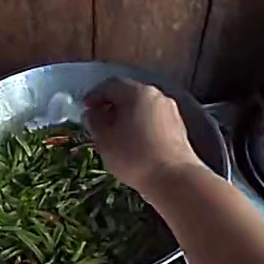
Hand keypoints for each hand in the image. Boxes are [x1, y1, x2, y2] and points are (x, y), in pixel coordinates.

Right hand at [83, 78, 201, 194]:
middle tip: (98, 122)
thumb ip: (95, 122)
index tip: (85, 108)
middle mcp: (156, 96)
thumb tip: (93, 114)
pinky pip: (154, 121)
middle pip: (129, 94)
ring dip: (127, 117)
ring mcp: (170, 111)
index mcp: (137, 93)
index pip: (110, 85)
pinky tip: (134, 144)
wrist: (174, 178)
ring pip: (142, 108)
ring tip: (115, 136)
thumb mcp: (105, 140)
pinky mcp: (178, 128)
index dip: (94, 96)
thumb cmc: (135, 157)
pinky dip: (141, 127)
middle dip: (111, 106)